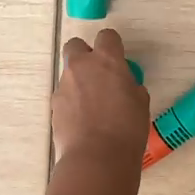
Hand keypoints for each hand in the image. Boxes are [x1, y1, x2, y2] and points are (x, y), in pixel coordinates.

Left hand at [52, 29, 150, 164]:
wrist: (97, 158)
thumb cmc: (128, 129)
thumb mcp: (140, 102)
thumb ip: (129, 86)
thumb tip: (123, 86)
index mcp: (107, 60)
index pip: (107, 36)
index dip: (112, 46)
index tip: (117, 59)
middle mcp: (82, 67)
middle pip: (75, 45)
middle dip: (84, 55)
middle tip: (98, 75)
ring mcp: (64, 86)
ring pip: (69, 74)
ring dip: (79, 83)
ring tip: (92, 108)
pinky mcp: (54, 106)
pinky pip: (64, 96)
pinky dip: (72, 103)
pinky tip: (82, 123)